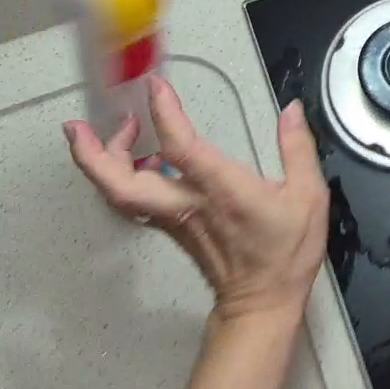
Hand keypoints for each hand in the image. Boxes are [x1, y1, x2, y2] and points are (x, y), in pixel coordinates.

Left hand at [65, 76, 329, 327]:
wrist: (262, 303)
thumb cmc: (286, 252)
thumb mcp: (309, 196)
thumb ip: (298, 149)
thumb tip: (291, 111)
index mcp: (222, 190)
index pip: (180, 147)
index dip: (164, 113)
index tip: (155, 85)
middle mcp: (187, 204)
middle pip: (121, 183)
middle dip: (93, 153)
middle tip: (80, 125)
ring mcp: (173, 219)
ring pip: (120, 194)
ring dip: (102, 164)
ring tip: (114, 132)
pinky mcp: (171, 229)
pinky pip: (134, 201)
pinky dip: (124, 177)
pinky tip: (139, 161)